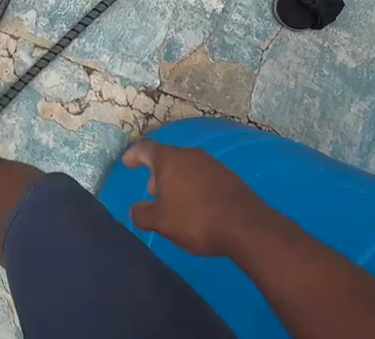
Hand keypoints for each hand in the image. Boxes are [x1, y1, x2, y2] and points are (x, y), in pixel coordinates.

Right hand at [122, 140, 271, 257]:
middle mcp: (189, 154)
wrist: (247, 226)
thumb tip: (135, 209)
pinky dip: (195, 186)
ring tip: (176, 201)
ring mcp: (211, 163)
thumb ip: (143, 214)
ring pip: (187, 166)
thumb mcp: (162, 222)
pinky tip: (199, 205)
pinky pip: (204, 176)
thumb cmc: (196, 219)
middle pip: (167, 157)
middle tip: (153, 191)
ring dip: (177, 180)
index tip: (127, 162)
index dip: (134, 155)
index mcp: (168, 159)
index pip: (145, 148)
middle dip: (157, 172)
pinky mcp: (229, 177)